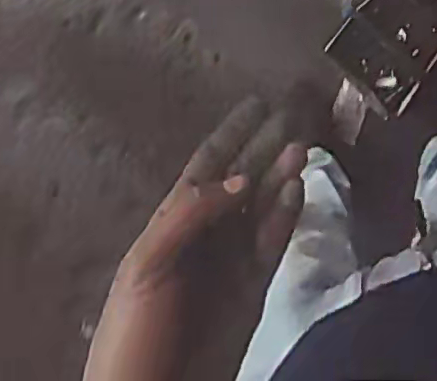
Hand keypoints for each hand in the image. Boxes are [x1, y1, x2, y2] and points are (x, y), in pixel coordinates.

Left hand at [84, 97, 305, 380]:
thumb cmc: (135, 332)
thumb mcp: (146, 265)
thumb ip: (191, 214)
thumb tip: (241, 179)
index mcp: (175, 223)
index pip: (208, 166)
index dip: (232, 133)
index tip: (257, 103)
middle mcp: (209, 233)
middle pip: (244, 176)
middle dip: (267, 144)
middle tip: (294, 112)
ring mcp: (233, 258)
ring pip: (264, 202)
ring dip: (282, 173)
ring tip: (301, 146)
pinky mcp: (256, 284)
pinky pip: (275, 238)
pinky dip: (287, 212)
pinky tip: (297, 187)